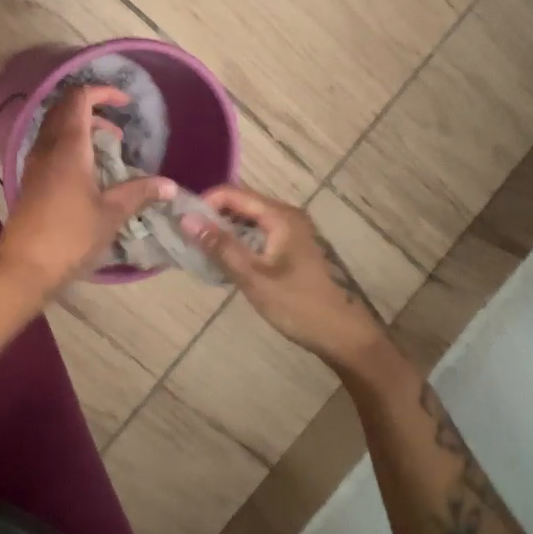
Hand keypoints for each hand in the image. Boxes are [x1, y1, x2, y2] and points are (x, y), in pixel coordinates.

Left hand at [0, 85, 169, 293]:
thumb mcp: (111, 214)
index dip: (102, 92)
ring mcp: (35, 161)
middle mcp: (47, 145)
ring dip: (81, 128)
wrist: (25, 264)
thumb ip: (139, 192)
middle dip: (93, 109)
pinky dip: (70, 144)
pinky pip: (49, 145)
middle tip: (119, 132)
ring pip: (55, 127)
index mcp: (68, 145)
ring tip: (109, 150)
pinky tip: (88, 171)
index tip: (126, 102)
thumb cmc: (70, 235)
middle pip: (65, 109)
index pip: (80, 98)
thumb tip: (169, 184)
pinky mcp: (30, 178)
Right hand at [181, 187, 388, 371]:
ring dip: (225, 230)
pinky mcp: (295, 249)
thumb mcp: (255, 278)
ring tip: (203, 250)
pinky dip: (240, 241)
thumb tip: (185, 218)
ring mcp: (294, 233)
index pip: (232, 193)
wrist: (349, 340)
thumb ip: (220, 246)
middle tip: (188, 237)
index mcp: (280, 216)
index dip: (204, 203)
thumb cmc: (301, 306)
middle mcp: (288, 216)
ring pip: (249, 220)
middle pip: (240, 203)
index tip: (183, 224)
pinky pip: (259, 234)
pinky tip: (228, 261)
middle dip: (212, 216)